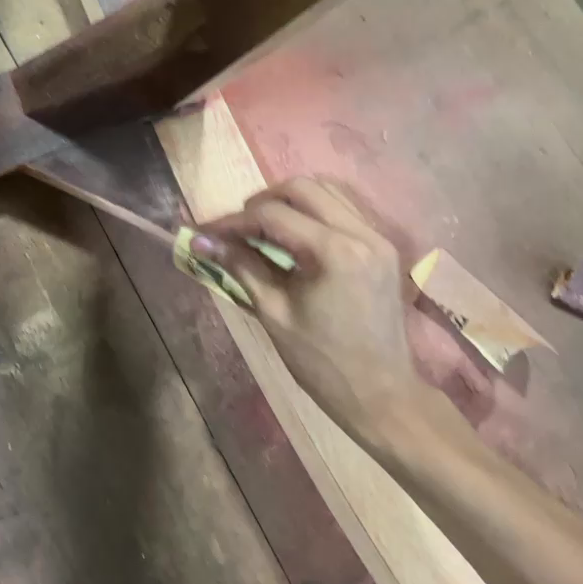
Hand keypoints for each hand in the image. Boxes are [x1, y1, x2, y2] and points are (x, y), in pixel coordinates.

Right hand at [193, 177, 417, 430]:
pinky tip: (294, 237)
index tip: (207, 233)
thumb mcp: (273, 311)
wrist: (382, 395)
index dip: (234, 221)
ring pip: (327, 192)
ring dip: (290, 203)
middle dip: (263, 201)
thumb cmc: (322, 361)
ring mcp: (378, 238)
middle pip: (303, 188)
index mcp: (335, 252)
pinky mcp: (382, 248)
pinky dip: (314, 213)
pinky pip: (344, 210)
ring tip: (264, 230)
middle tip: (238, 228)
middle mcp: (362, 234)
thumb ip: (240, 265)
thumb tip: (200, 240)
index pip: (273, 215)